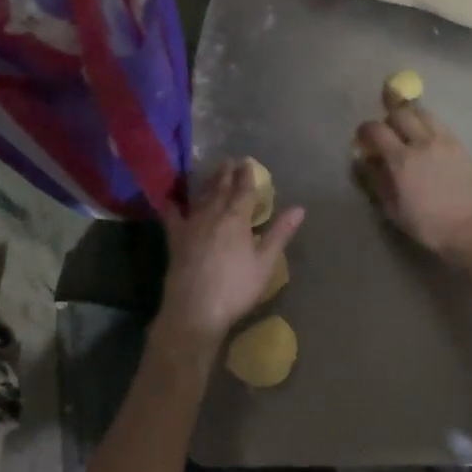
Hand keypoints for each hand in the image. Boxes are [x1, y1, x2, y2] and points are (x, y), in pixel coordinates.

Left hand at [157, 160, 303, 346]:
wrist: (195, 310)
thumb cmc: (236, 289)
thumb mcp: (264, 263)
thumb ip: (279, 233)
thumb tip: (299, 209)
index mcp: (236, 218)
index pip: (244, 190)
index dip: (247, 175)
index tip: (248, 162)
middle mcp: (212, 215)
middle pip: (220, 188)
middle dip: (227, 173)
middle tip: (230, 161)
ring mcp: (190, 225)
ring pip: (200, 197)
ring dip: (208, 183)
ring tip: (213, 174)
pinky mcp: (175, 239)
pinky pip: (173, 215)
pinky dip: (173, 204)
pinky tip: (172, 199)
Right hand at [354, 105, 471, 261]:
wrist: (469, 228)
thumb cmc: (427, 224)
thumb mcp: (393, 208)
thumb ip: (376, 180)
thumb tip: (364, 160)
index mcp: (402, 160)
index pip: (377, 130)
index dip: (365, 130)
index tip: (362, 137)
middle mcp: (422, 143)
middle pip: (400, 113)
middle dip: (387, 119)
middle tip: (386, 133)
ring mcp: (444, 141)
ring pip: (422, 113)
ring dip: (409, 116)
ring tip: (407, 130)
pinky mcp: (459, 144)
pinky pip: (439, 124)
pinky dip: (427, 125)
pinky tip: (426, 140)